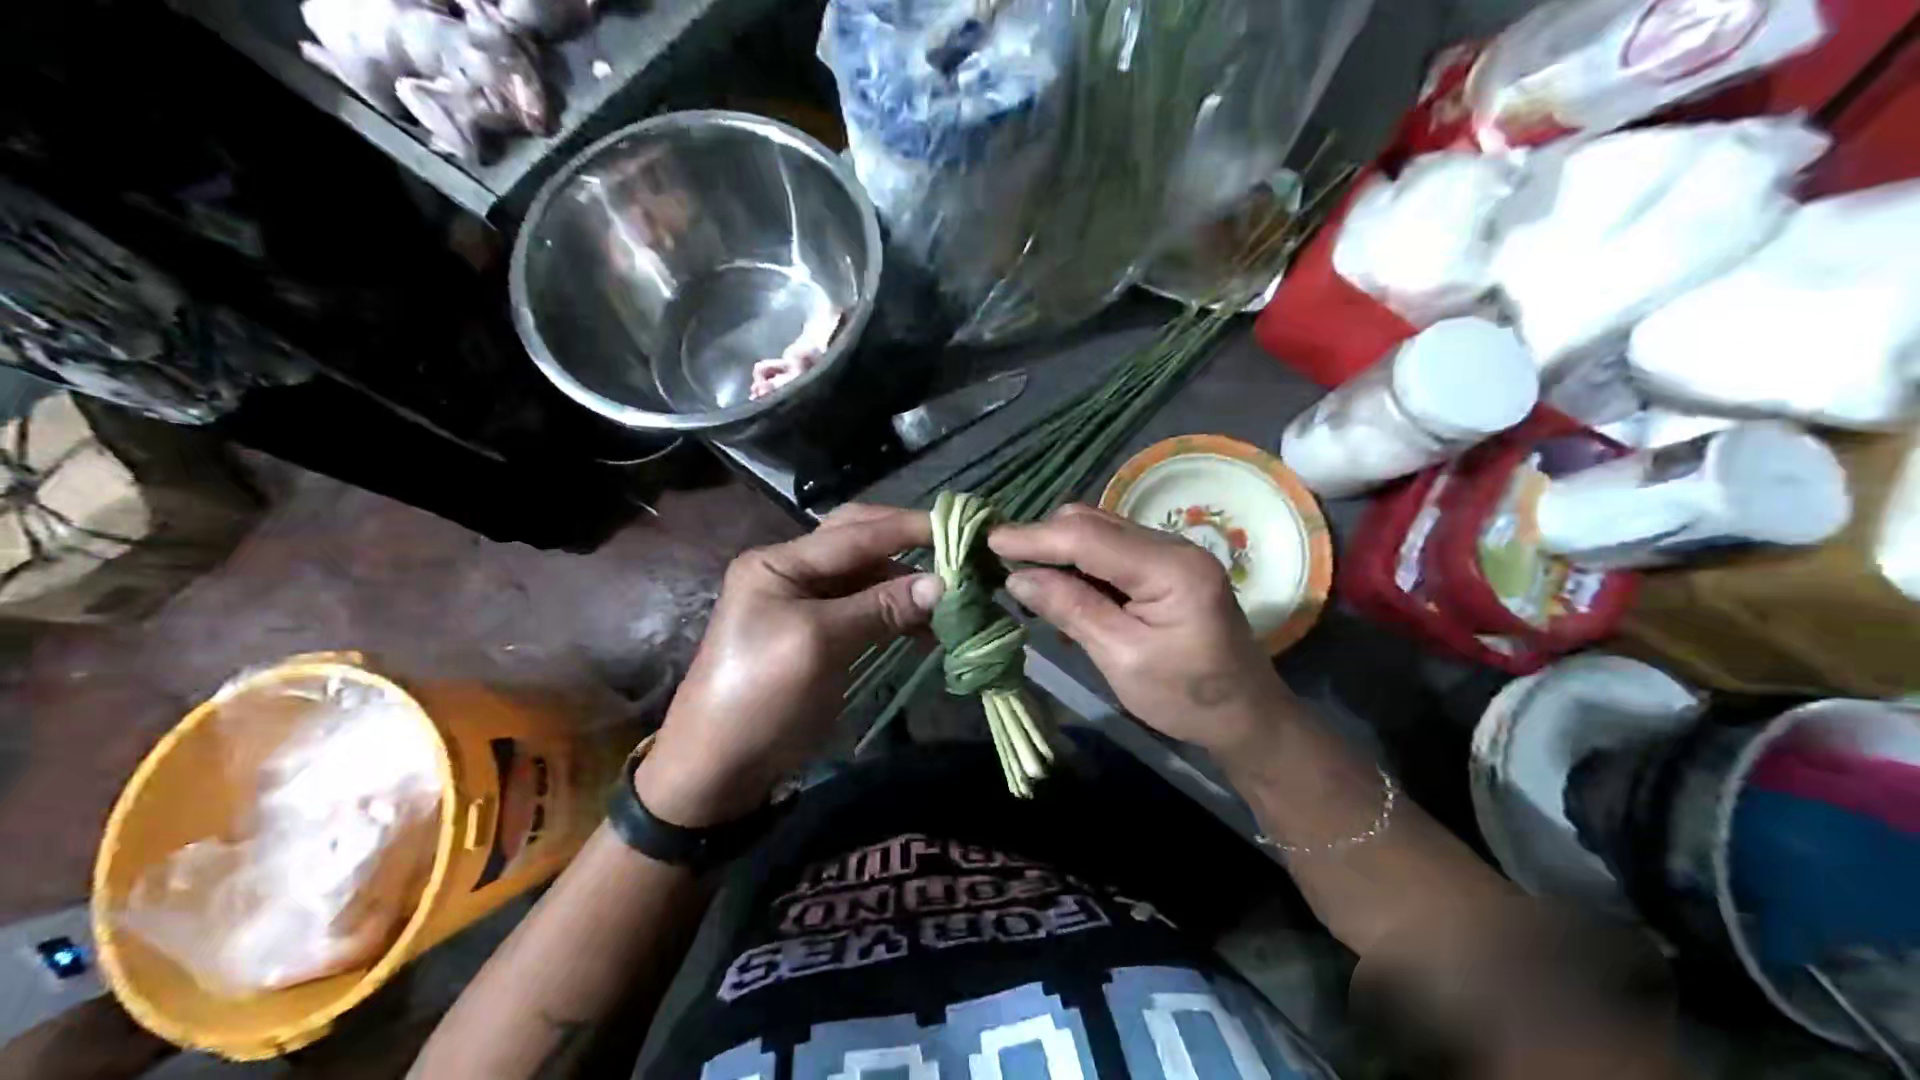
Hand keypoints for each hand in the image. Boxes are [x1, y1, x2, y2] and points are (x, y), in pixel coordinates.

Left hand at [635, 504, 940, 825]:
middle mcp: (795, 571)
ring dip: (911, 582)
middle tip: (960, 551)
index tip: (962, 527)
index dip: (909, 528)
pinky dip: (901, 612)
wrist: (720, 767)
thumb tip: (944, 584)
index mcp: (781, 562)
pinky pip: (870, 608)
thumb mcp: (818, 645)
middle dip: (909, 543)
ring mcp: (809, 602)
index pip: (856, 532)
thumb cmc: (760, 696)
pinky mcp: (825, 633)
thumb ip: (879, 608)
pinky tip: (931, 625)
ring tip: (956, 593)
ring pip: (871, 576)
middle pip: (861, 541)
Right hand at [988, 504, 1289, 755]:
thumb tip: (1017, 578)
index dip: (1035, 538)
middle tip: (999, 561)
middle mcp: (1173, 546)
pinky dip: (1079, 560)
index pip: (1088, 537)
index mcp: (1170, 568)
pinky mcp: (1167, 566)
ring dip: (1059, 548)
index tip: (989, 541)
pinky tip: (1058, 582)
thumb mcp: (1122, 659)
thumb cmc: (1187, 698)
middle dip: (1043, 538)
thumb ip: (1071, 610)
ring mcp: (1172, 552)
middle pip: (1093, 523)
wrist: (1246, 715)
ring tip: (1021, 572)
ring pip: (1100, 531)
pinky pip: (1112, 549)